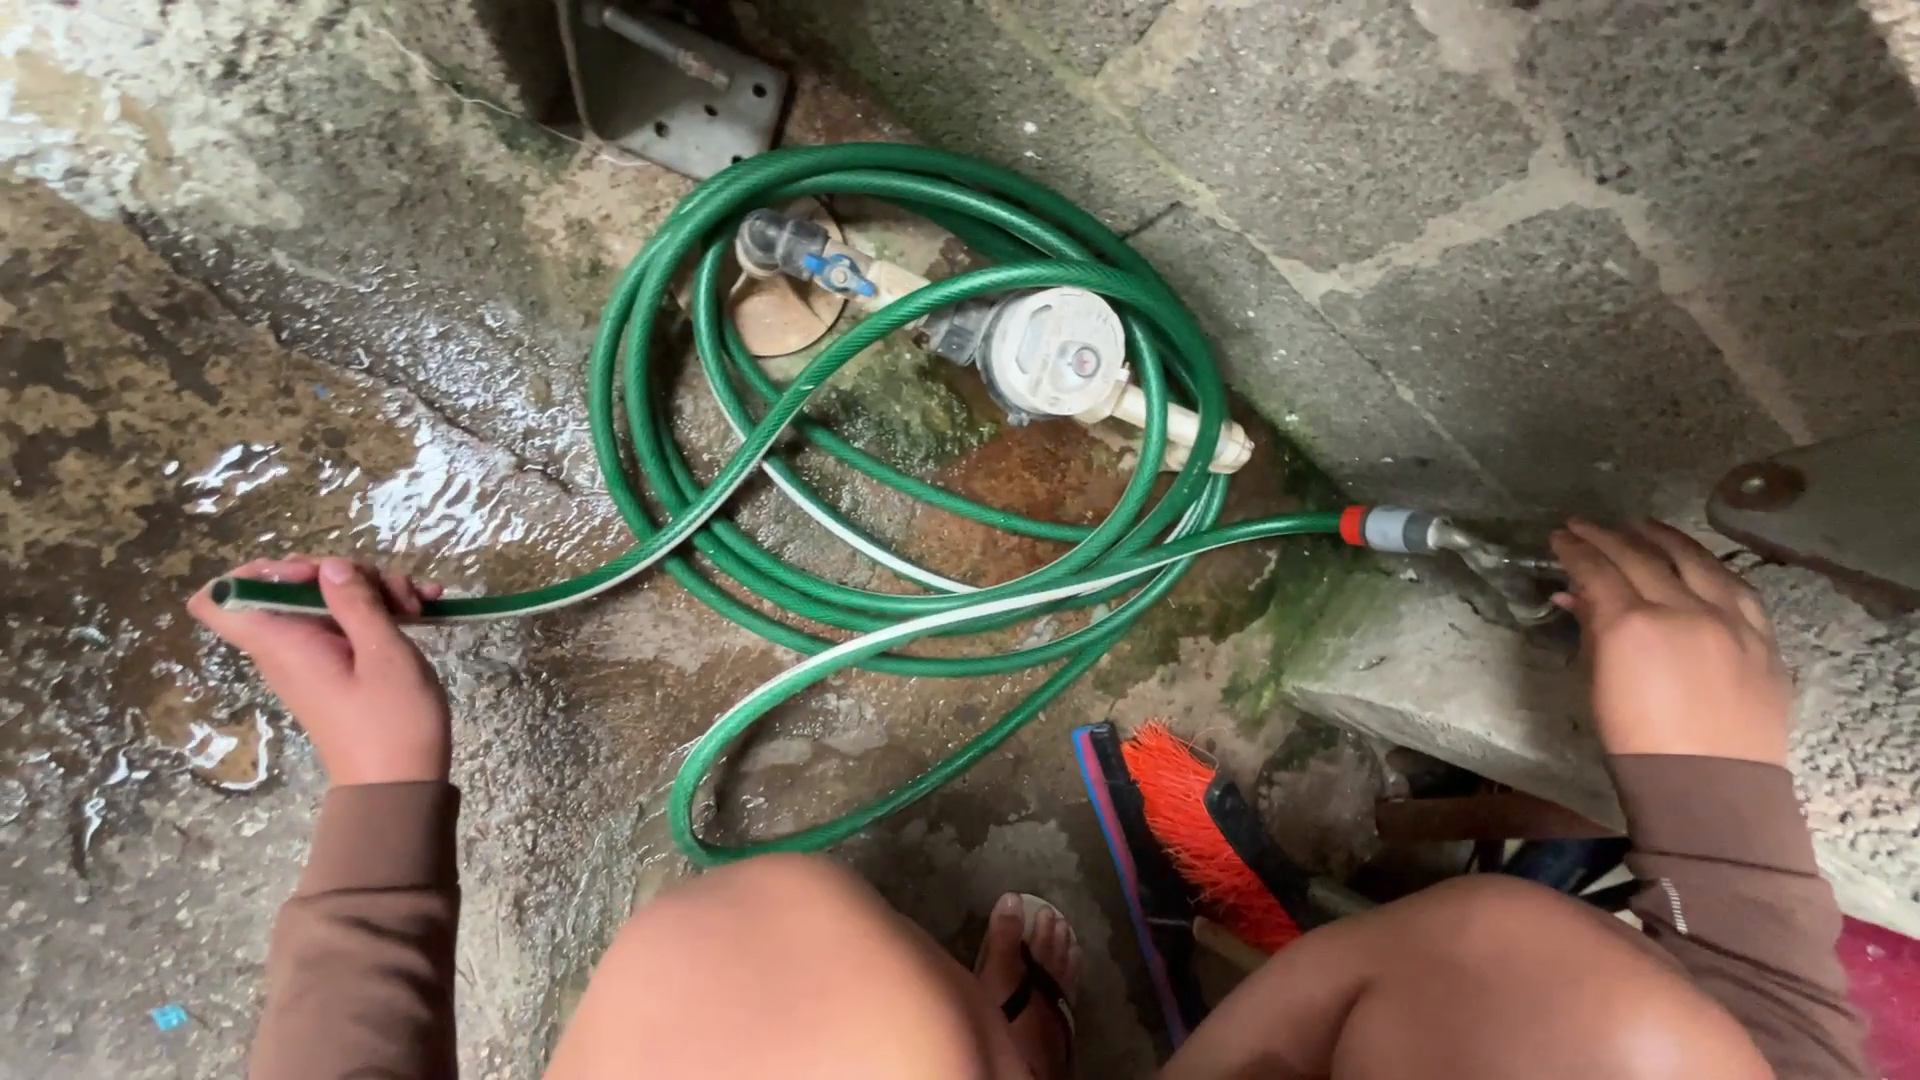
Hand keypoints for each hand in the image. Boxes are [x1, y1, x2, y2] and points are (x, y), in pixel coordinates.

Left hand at [188, 555, 451, 785]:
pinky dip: (387, 609)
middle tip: (393, 591)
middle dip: (347, 575)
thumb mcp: (385, 654)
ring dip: (378, 590)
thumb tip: (331, 566)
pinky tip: (428, 607)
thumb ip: (356, 605)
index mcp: (284, 643)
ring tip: (420, 604)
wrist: (400, 779)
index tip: (317, 574)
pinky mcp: (345, 662)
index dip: (259, 573)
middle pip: (294, 586)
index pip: (221, 598)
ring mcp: (319, 653)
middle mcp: (290, 645)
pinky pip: (354, 621)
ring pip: (332, 599)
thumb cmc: (391, 720)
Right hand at [1549, 519, 1789, 765]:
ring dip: (1664, 539)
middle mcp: (1684, 611)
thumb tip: (1574, 596)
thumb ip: (1591, 628)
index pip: (1598, 571)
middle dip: (1608, 538)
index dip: (1575, 550)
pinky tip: (1694, 559)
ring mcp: (1731, 621)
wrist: (1705, 776)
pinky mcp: (1762, 637)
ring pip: (1696, 563)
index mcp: (1632, 625)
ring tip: (1641, 525)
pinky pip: (1736, 588)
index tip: (1559, 537)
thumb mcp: (1598, 675)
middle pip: (1641, 559)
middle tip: (1583, 525)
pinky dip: (1709, 567)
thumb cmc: (1633, 731)